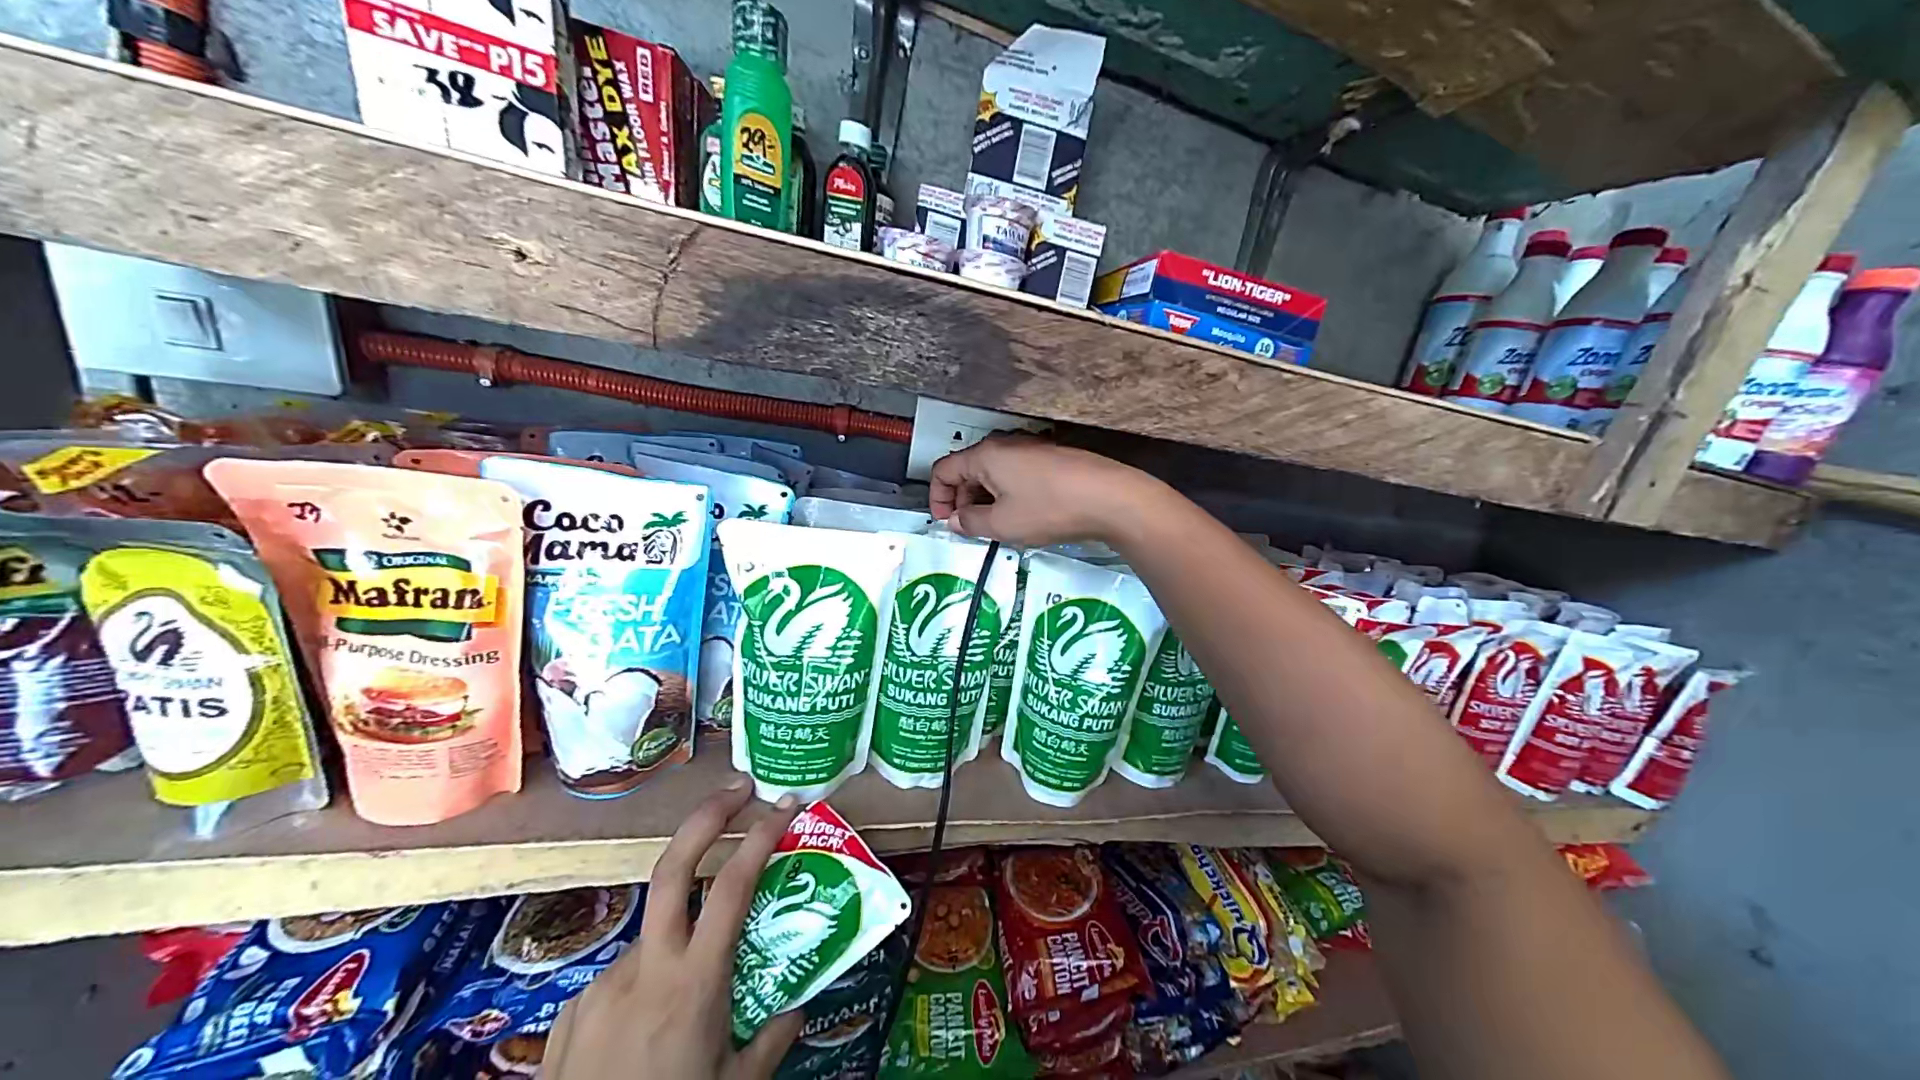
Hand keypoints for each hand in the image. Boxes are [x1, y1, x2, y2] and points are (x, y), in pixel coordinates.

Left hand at [544, 780, 805, 1079]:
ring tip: (693, 988)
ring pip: (655, 932)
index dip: (759, 837)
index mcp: (695, 981)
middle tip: (738, 789)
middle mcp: (648, 966)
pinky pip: (624, 977)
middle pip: (674, 866)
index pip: (732, 886)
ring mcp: (605, 982)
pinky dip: (649, 982)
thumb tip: (799, 1006)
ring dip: (682, 935)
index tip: (783, 806)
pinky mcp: (575, 1006)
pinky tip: (650, 1027)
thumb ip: (771, 1039)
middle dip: (707, 817)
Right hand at [928, 435, 1175, 547]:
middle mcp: (1005, 445)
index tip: (946, 521)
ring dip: (986, 498)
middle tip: (970, 527)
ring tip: (998, 526)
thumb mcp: (1002, 524)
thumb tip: (955, 519)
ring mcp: (1030, 448)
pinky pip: (1017, 473)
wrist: (1110, 498)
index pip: (943, 470)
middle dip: (962, 499)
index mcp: (985, 455)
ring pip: (994, 472)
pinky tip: (1025, 515)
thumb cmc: (1051, 508)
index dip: (937, 497)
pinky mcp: (1051, 458)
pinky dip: (1009, 493)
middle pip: (968, 469)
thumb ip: (970, 522)